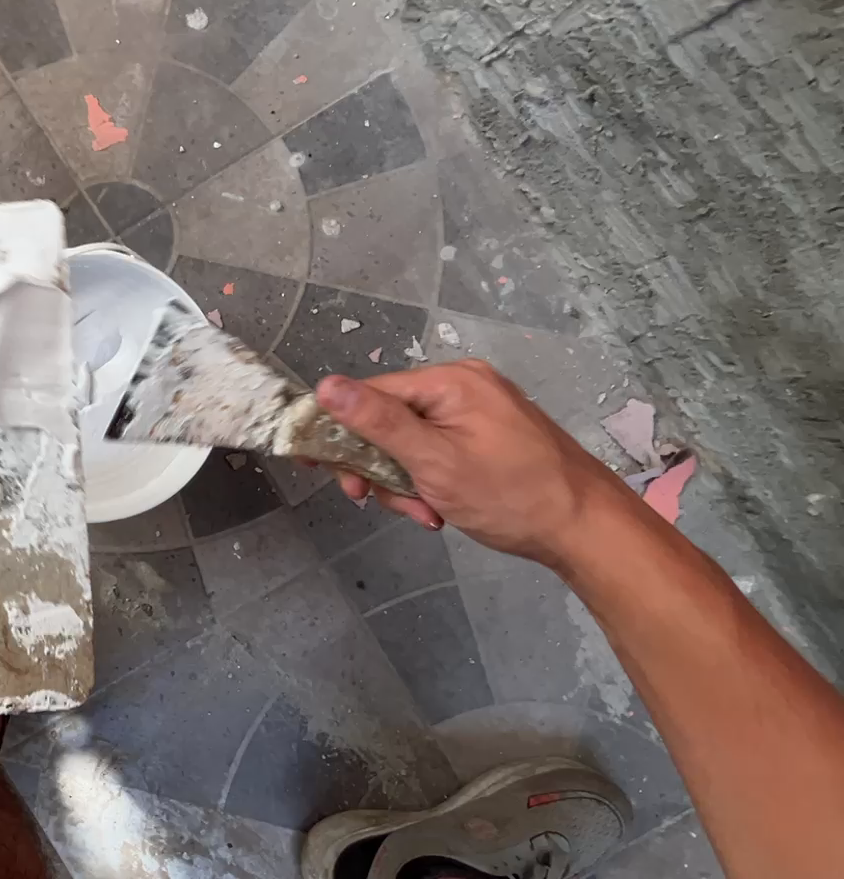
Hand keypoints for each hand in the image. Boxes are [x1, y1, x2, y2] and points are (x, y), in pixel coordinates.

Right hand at [315, 361, 635, 569]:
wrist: (594, 535)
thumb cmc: (512, 496)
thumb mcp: (433, 460)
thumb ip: (376, 422)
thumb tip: (324, 385)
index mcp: (448, 382)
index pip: (367, 394)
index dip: (340, 432)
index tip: (322, 471)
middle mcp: (460, 385)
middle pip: (384, 419)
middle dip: (376, 465)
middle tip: (372, 500)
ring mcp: (475, 410)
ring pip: (405, 440)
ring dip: (401, 480)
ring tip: (421, 513)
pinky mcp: (485, 433)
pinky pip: (432, 448)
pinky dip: (425, 479)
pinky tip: (437, 507)